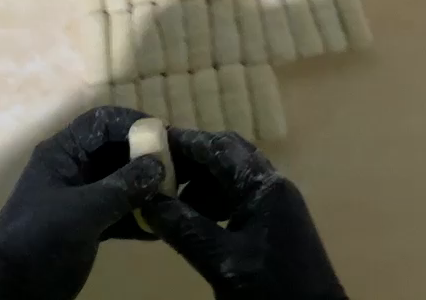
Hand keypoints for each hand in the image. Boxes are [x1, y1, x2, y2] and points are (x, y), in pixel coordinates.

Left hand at [0, 106, 165, 299]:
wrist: (9, 293)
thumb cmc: (41, 241)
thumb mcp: (83, 213)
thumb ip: (121, 187)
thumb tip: (159, 165)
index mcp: (63, 152)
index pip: (102, 122)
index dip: (133, 123)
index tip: (165, 136)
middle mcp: (73, 167)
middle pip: (114, 149)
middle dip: (145, 156)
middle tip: (178, 166)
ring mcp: (80, 195)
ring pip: (119, 179)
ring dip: (145, 186)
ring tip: (176, 194)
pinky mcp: (86, 224)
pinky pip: (118, 209)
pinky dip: (138, 214)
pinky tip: (161, 224)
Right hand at [141, 129, 346, 299]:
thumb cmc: (272, 292)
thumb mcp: (222, 262)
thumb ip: (185, 229)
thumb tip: (147, 200)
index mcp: (264, 185)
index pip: (218, 147)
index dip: (185, 142)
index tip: (153, 140)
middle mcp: (273, 183)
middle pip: (228, 154)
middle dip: (194, 160)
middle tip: (161, 170)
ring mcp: (278, 202)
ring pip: (234, 174)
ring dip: (204, 182)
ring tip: (174, 200)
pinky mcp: (277, 221)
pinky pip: (241, 195)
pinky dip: (217, 200)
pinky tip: (198, 219)